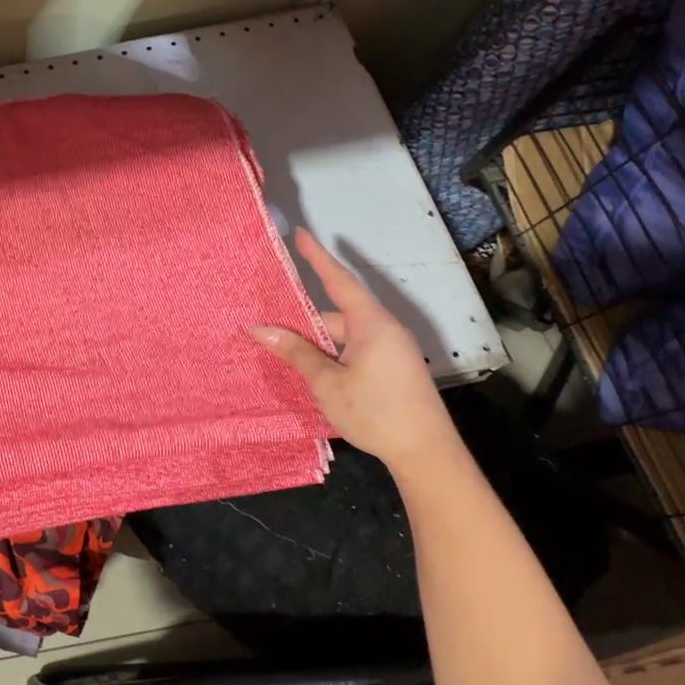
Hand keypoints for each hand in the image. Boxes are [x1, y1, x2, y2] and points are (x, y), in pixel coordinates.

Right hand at [251, 228, 456, 470]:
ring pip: (344, 335)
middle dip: (304, 319)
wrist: (424, 450)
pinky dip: (330, 353)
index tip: (301, 234)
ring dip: (316, 341)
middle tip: (268, 326)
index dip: (318, 258)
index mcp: (371, 324)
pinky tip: (310, 369)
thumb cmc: (375, 411)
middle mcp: (384, 329)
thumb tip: (260, 329)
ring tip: (282, 351)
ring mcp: (390, 350)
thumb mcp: (327, 382)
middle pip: (336, 313)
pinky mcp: (392, 368)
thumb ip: (295, 352)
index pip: (339, 282)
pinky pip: (354, 349)